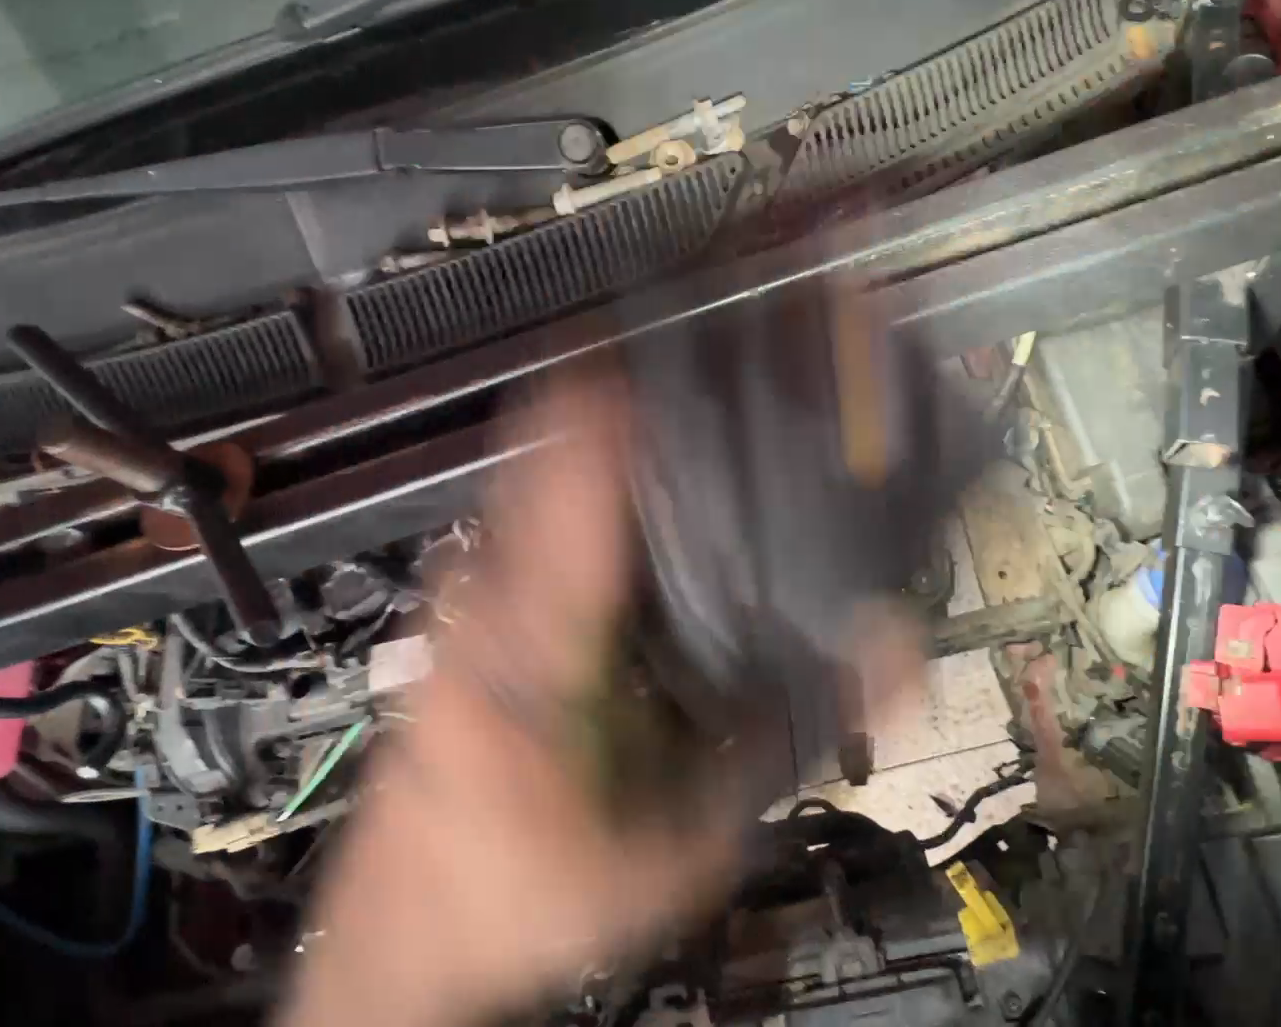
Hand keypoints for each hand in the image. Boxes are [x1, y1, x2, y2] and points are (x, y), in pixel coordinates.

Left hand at [284, 370, 922, 1026]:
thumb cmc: (522, 896)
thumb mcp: (678, 845)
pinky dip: (564, 478)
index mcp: (536, 643)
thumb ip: (784, 749)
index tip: (677, 339)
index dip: (624, 389)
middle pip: (540, 445)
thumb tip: (879, 672)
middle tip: (687, 359)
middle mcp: (484, 603)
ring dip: (589, 426)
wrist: (401, 941)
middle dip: (614, 384)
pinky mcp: (451, 620)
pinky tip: (614, 496)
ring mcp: (456, 605)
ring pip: (521, 473)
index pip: (573, 470)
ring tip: (660, 404)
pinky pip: (510, 518)